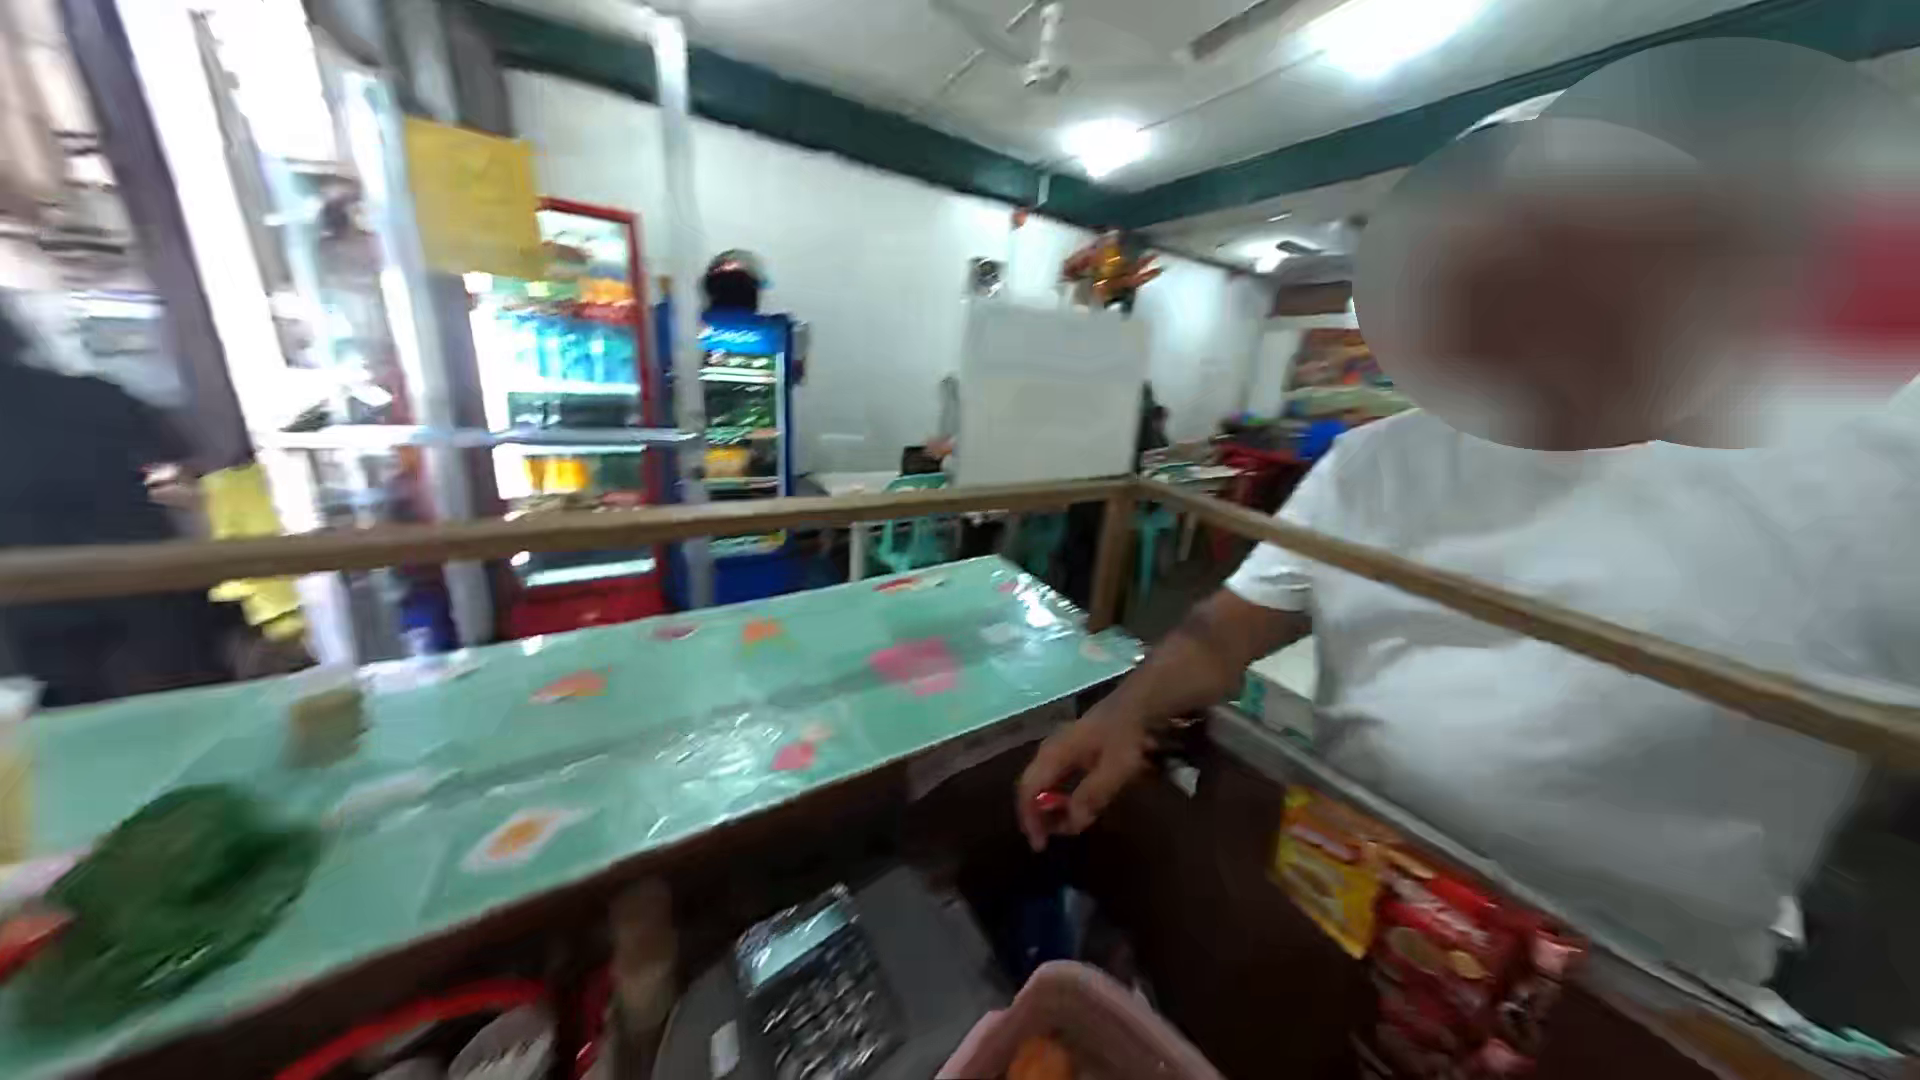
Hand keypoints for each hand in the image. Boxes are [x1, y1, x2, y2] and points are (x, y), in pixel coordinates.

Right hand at [1015, 705, 1156, 850]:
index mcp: (1054, 752)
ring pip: (1045, 781)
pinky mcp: (1076, 748)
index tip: (1039, 844)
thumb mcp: (1114, 768)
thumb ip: (1091, 796)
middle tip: (1048, 840)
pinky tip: (1075, 806)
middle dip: (1037, 815)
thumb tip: (1070, 824)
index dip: (1029, 817)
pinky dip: (1061, 795)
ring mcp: (1063, 747)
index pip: (1028, 788)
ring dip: (1049, 806)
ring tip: (1062, 828)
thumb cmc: (1125, 735)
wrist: (1140, 704)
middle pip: (1033, 785)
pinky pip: (1059, 776)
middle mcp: (1051, 749)